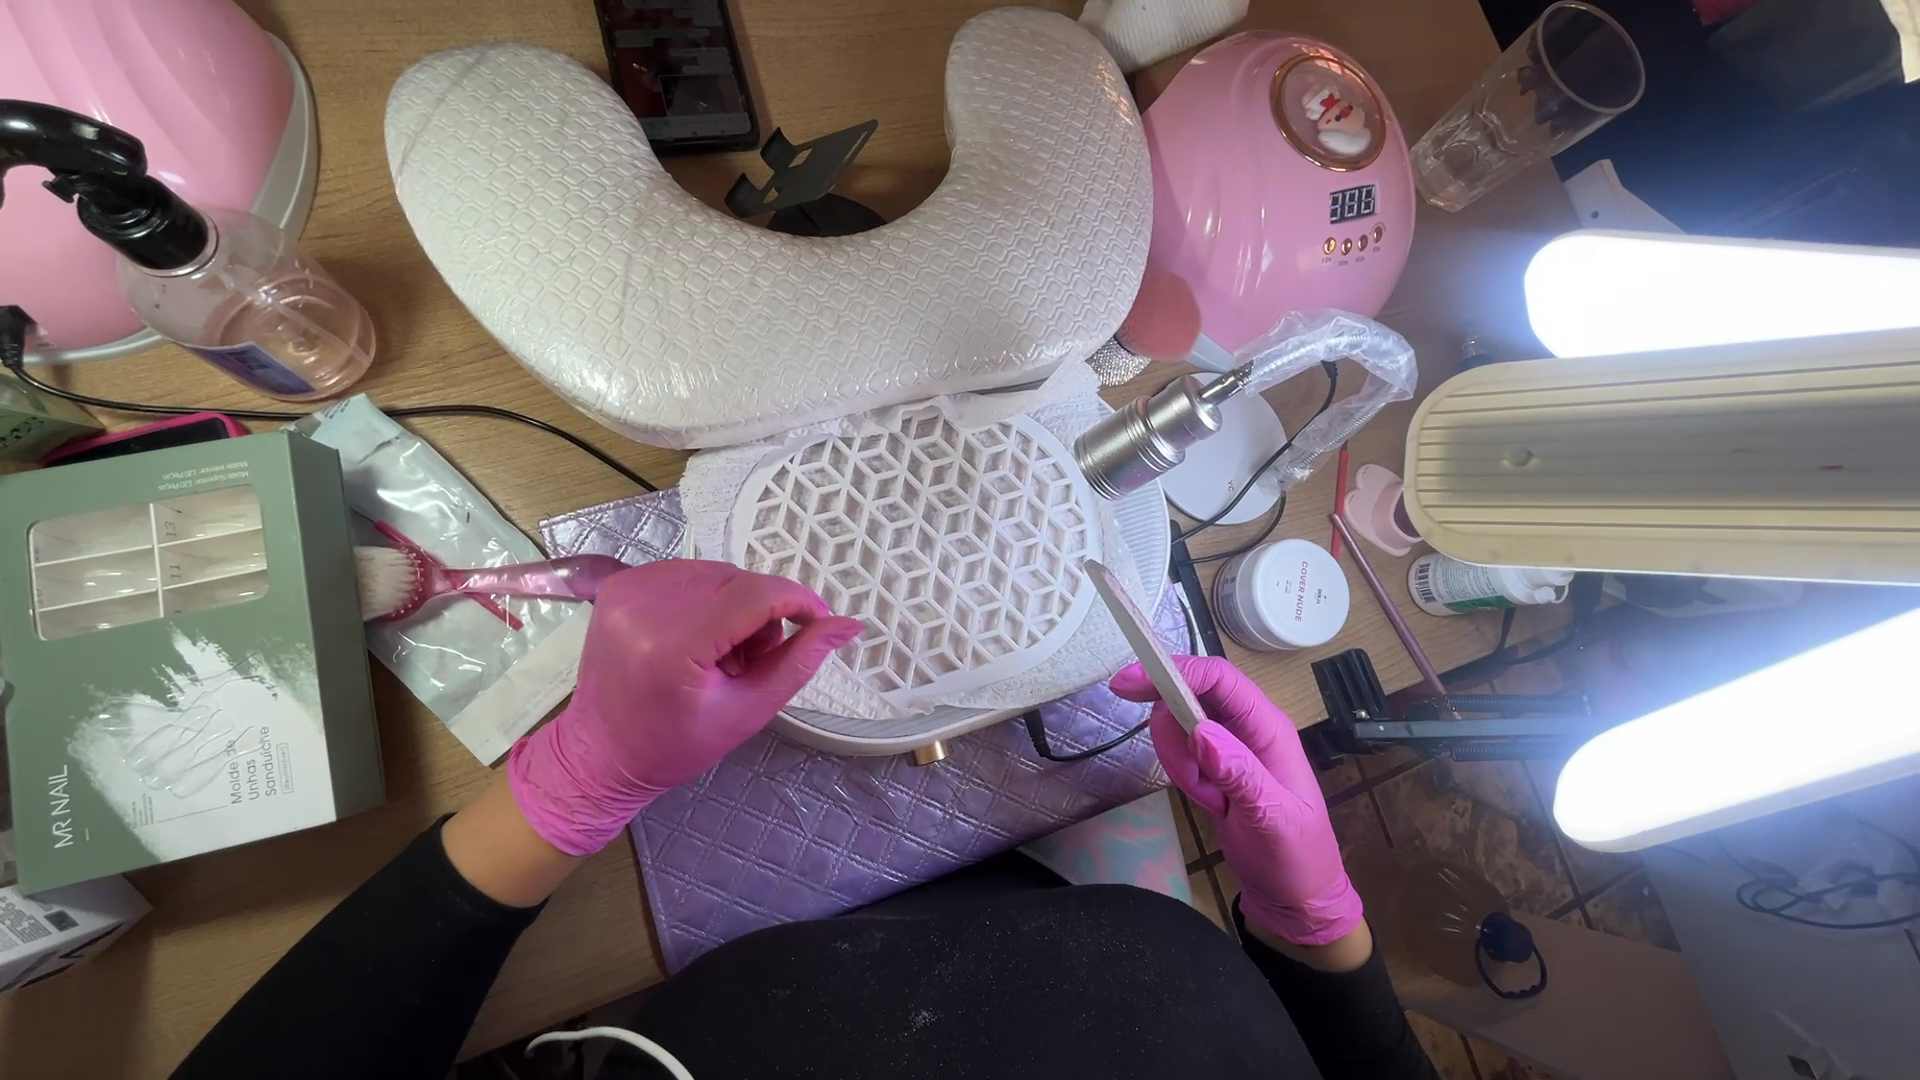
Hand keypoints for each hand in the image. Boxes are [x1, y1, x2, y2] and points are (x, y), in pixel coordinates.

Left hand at [508, 560, 864, 855]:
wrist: (598, 755)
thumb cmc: (676, 745)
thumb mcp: (749, 710)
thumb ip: (800, 661)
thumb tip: (849, 624)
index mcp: (673, 647)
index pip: (755, 595)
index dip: (798, 601)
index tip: (820, 620)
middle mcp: (645, 606)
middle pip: (739, 580)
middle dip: (763, 613)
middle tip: (754, 659)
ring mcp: (627, 590)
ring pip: (718, 572)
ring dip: (737, 603)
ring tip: (723, 652)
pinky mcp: (619, 585)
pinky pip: (689, 573)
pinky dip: (708, 598)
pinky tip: (700, 635)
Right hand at [1111, 655, 1363, 946]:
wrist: (1294, 897)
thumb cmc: (1295, 858)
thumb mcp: (1272, 819)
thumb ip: (1240, 774)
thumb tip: (1200, 732)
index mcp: (1267, 726)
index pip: (1217, 677)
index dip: (1175, 671)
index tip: (1130, 683)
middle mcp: (1245, 725)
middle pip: (1188, 694)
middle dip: (1173, 732)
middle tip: (1188, 778)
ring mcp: (1226, 743)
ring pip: (1176, 722)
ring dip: (1178, 760)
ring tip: (1210, 799)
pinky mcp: (1210, 761)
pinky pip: (1178, 748)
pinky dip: (1180, 773)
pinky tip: (1208, 801)